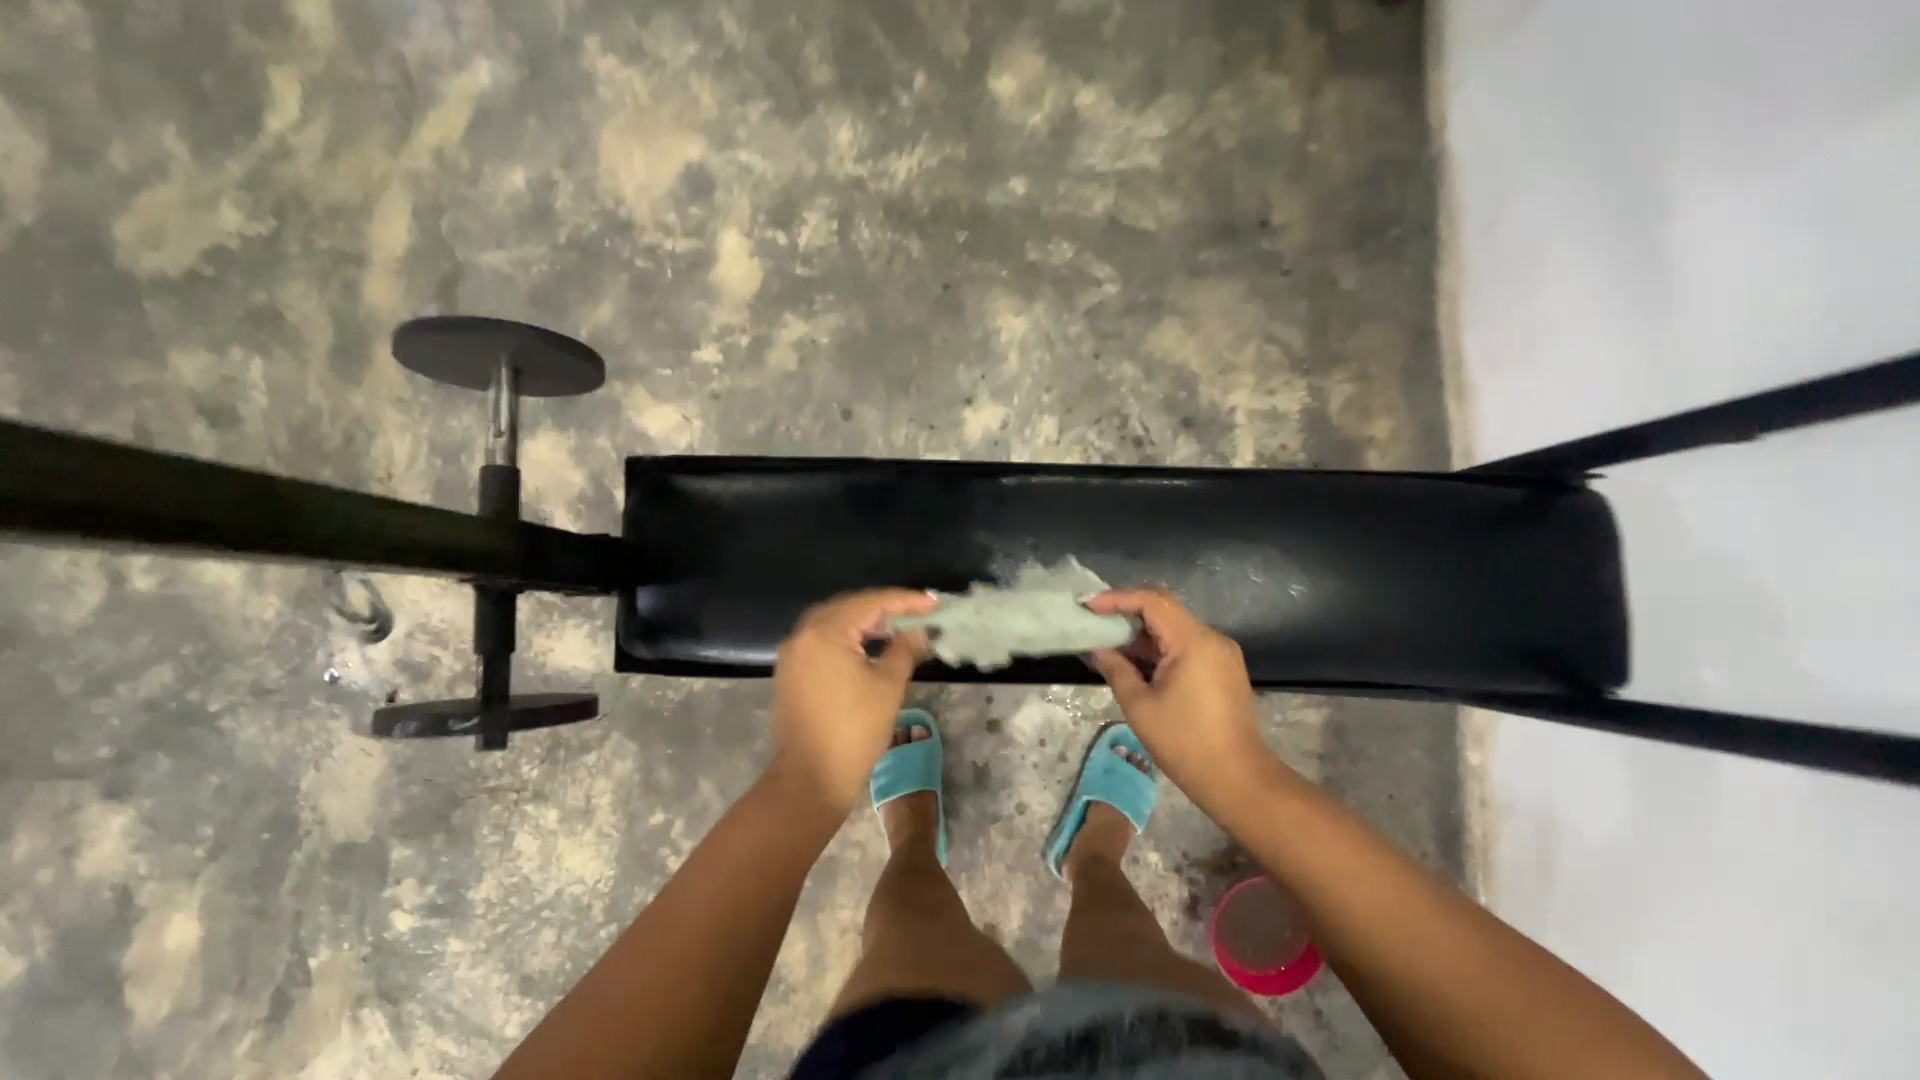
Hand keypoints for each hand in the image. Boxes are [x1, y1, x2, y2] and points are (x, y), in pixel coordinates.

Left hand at [768, 589, 936, 815]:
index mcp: (825, 632)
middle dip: (882, 607)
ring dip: (862, 622)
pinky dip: (845, 638)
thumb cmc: (854, 730)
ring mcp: (791, 655)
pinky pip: (820, 642)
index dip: (904, 601)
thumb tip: (917, 632)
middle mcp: (802, 635)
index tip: (933, 603)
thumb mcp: (888, 686)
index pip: (870, 603)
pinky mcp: (789, 674)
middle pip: (847, 607)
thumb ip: (904, 650)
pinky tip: (866, 649)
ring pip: (831, 624)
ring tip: (895, 629)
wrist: (811, 777)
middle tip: (915, 613)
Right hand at [1084, 587, 1279, 801]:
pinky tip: (1137, 664)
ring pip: (1176, 630)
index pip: (1152, 601)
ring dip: (1143, 635)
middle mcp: (1212, 639)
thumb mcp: (1139, 705)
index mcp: (1193, 641)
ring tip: (1109, 645)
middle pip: (1165, 611)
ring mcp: (1222, 654)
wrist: (1236, 777)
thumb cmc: (1184, 742)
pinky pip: (1188, 647)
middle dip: (1128, 614)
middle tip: (1095, 624)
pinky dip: (1160, 649)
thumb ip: (1116, 669)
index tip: (1089, 607)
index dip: (1118, 598)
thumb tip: (1099, 649)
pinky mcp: (1224, 670)